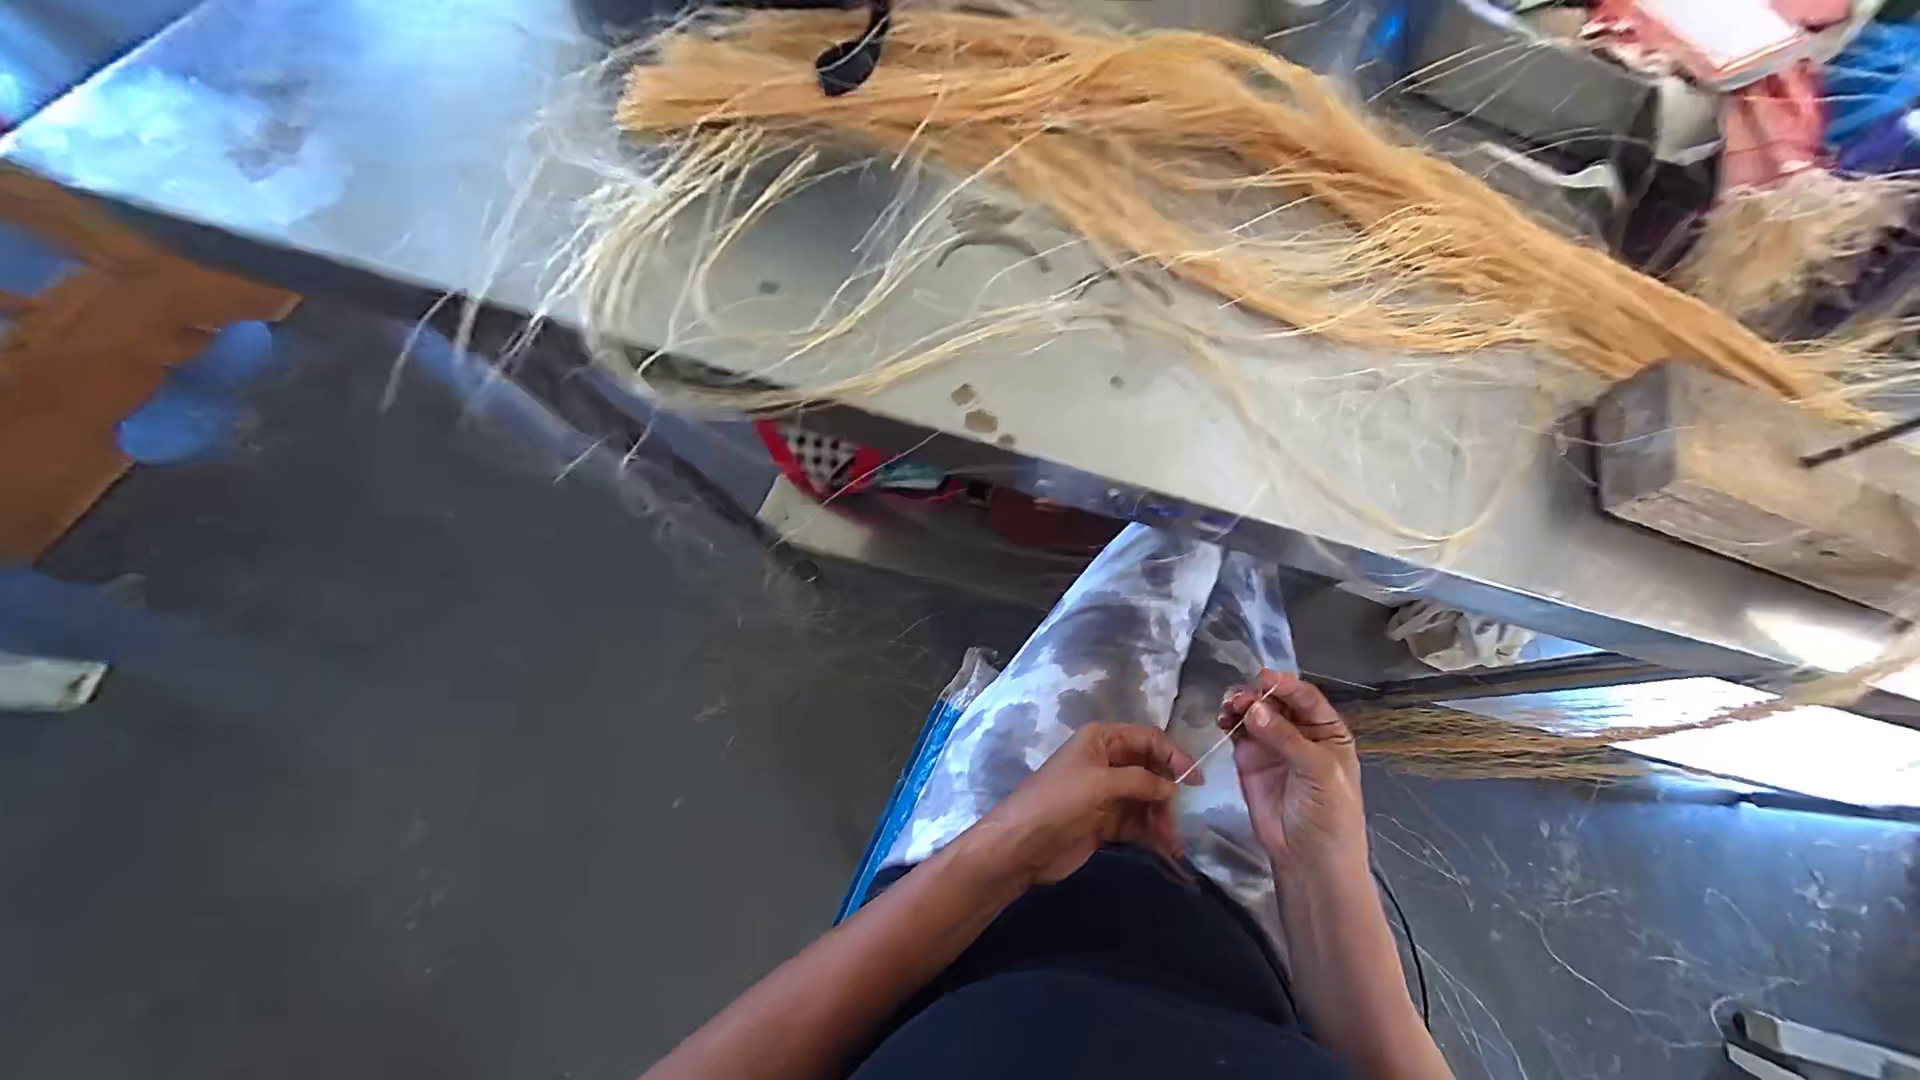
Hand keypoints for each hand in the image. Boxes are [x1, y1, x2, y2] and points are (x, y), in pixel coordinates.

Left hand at [964, 723, 1198, 886]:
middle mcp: (1106, 761)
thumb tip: (1173, 786)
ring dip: (1162, 818)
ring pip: (1148, 799)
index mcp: (1101, 739)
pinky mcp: (1106, 822)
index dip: (1174, 755)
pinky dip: (1154, 834)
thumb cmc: (1059, 801)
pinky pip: (1139, 822)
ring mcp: (1106, 793)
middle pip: (1151, 770)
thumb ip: (1141, 781)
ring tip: (1169, 841)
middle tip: (1176, 818)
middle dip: (1167, 792)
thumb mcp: (1101, 784)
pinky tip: (1167, 849)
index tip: (1196, 780)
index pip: (1148, 739)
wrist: (1024, 844)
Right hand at [1220, 671, 1367, 879]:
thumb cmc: (1329, 814)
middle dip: (1256, 694)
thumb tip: (1253, 710)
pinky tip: (1222, 720)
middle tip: (1239, 700)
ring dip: (1239, 704)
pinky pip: (1237, 729)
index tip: (1264, 678)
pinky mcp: (1248, 756)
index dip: (1286, 685)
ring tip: (1228, 709)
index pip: (1306, 698)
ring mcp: (1271, 743)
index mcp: (1326, 732)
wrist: (1308, 858)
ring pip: (1252, 711)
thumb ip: (1287, 739)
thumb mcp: (1319, 773)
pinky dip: (1229, 720)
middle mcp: (1298, 731)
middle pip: (1275, 701)